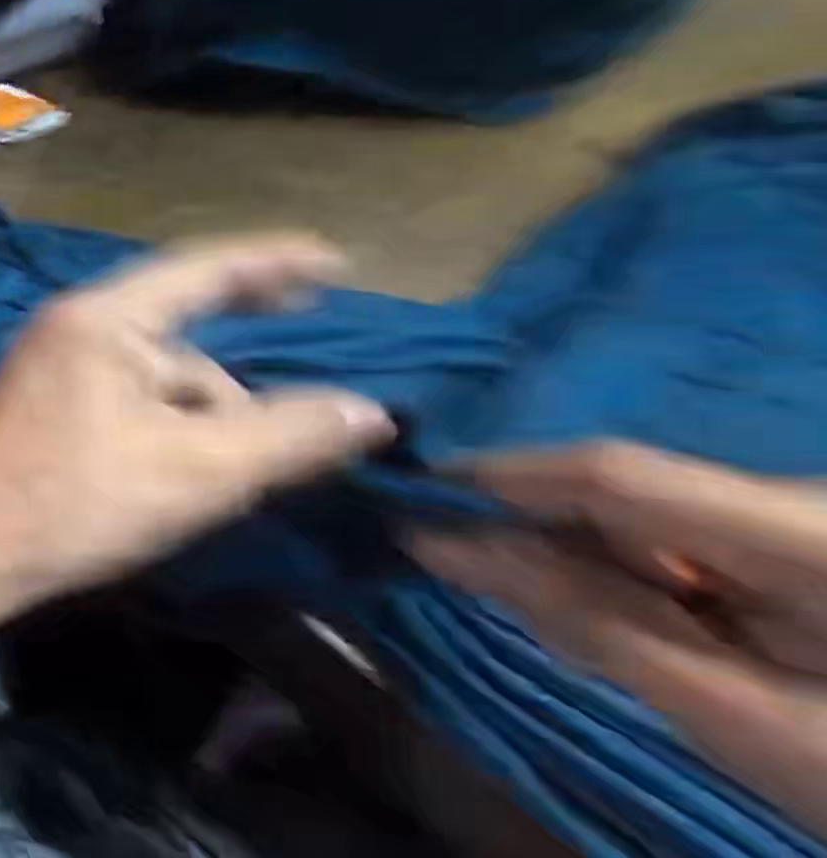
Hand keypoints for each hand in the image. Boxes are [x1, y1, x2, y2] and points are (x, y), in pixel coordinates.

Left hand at [0, 234, 395, 650]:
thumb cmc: (71, 503)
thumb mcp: (194, 472)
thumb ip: (285, 435)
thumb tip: (368, 411)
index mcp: (102, 319)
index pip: (202, 269)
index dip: (274, 260)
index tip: (337, 261)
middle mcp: (71, 326)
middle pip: (179, 330)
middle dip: (239, 372)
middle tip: (305, 389)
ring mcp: (50, 364)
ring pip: (153, 375)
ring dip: (201, 414)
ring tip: (234, 471)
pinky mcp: (43, 403)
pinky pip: (124, 397)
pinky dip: (165, 425)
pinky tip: (186, 469)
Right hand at [414, 443, 826, 836]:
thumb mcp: (730, 715)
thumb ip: (579, 615)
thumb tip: (433, 539)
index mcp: (810, 532)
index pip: (612, 473)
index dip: (497, 475)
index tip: (402, 488)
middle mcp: (805, 500)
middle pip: (625, 490)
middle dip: (529, 523)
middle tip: (454, 559)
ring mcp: (807, 517)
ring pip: (645, 511)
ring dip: (575, 551)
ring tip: (538, 599)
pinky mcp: (804, 539)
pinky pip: (680, 534)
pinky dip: (627, 567)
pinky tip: (624, 609)